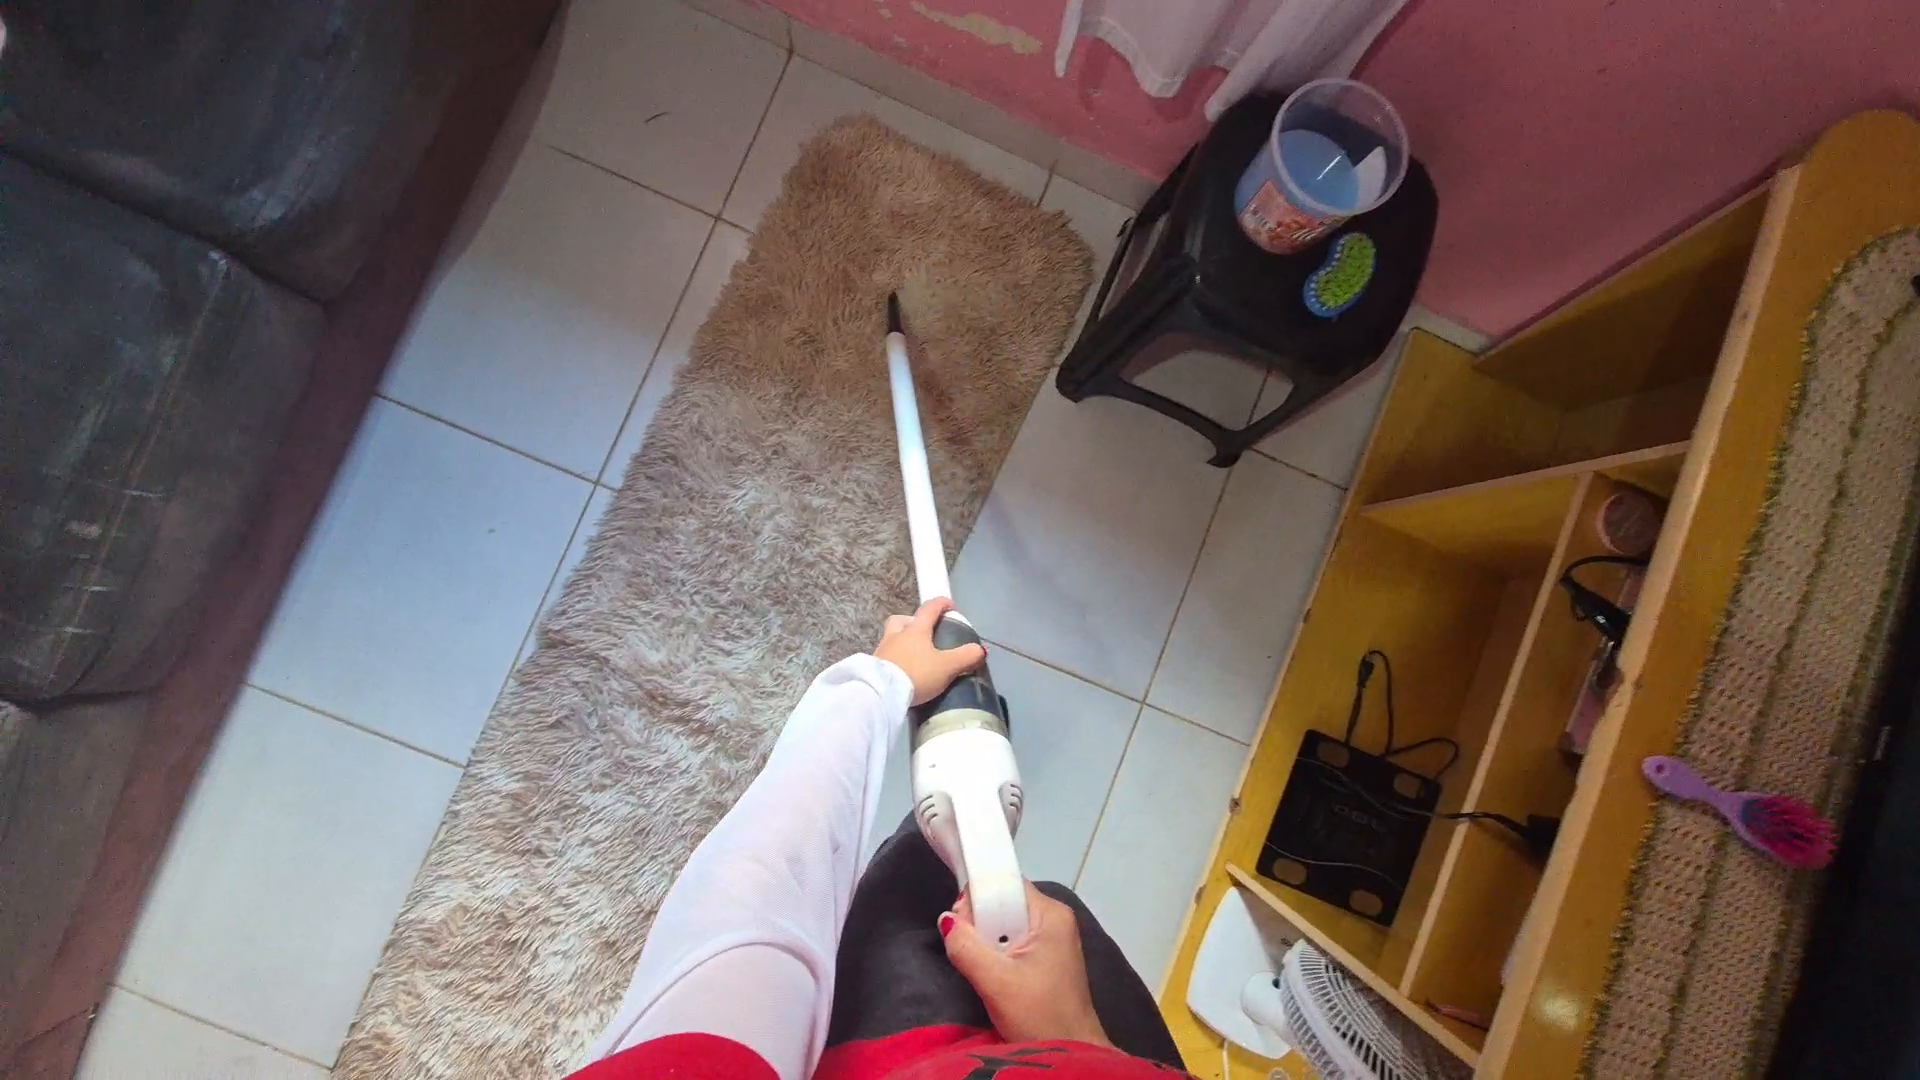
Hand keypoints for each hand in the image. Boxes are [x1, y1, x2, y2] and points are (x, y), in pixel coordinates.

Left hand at [874, 598, 986, 705]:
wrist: (882, 694)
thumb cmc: (917, 674)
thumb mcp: (947, 667)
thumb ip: (965, 657)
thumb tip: (980, 650)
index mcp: (916, 629)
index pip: (930, 608)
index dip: (942, 604)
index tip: (951, 606)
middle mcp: (897, 634)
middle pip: (903, 619)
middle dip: (914, 621)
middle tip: (925, 632)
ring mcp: (882, 650)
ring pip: (892, 637)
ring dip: (903, 641)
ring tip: (915, 655)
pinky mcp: (873, 667)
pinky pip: (886, 656)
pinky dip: (896, 659)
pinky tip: (903, 671)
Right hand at [939, 883, 1112, 1048]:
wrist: (1072, 1059)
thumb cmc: (1040, 1017)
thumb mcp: (996, 983)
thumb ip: (966, 948)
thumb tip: (945, 919)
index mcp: (1051, 913)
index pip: (1006, 885)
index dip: (978, 898)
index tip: (959, 922)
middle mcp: (1054, 919)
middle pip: (1005, 902)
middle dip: (980, 921)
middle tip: (964, 945)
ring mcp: (1053, 939)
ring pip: (1007, 924)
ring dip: (987, 940)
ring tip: (977, 962)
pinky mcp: (1047, 959)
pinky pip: (1014, 941)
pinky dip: (998, 953)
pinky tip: (991, 971)